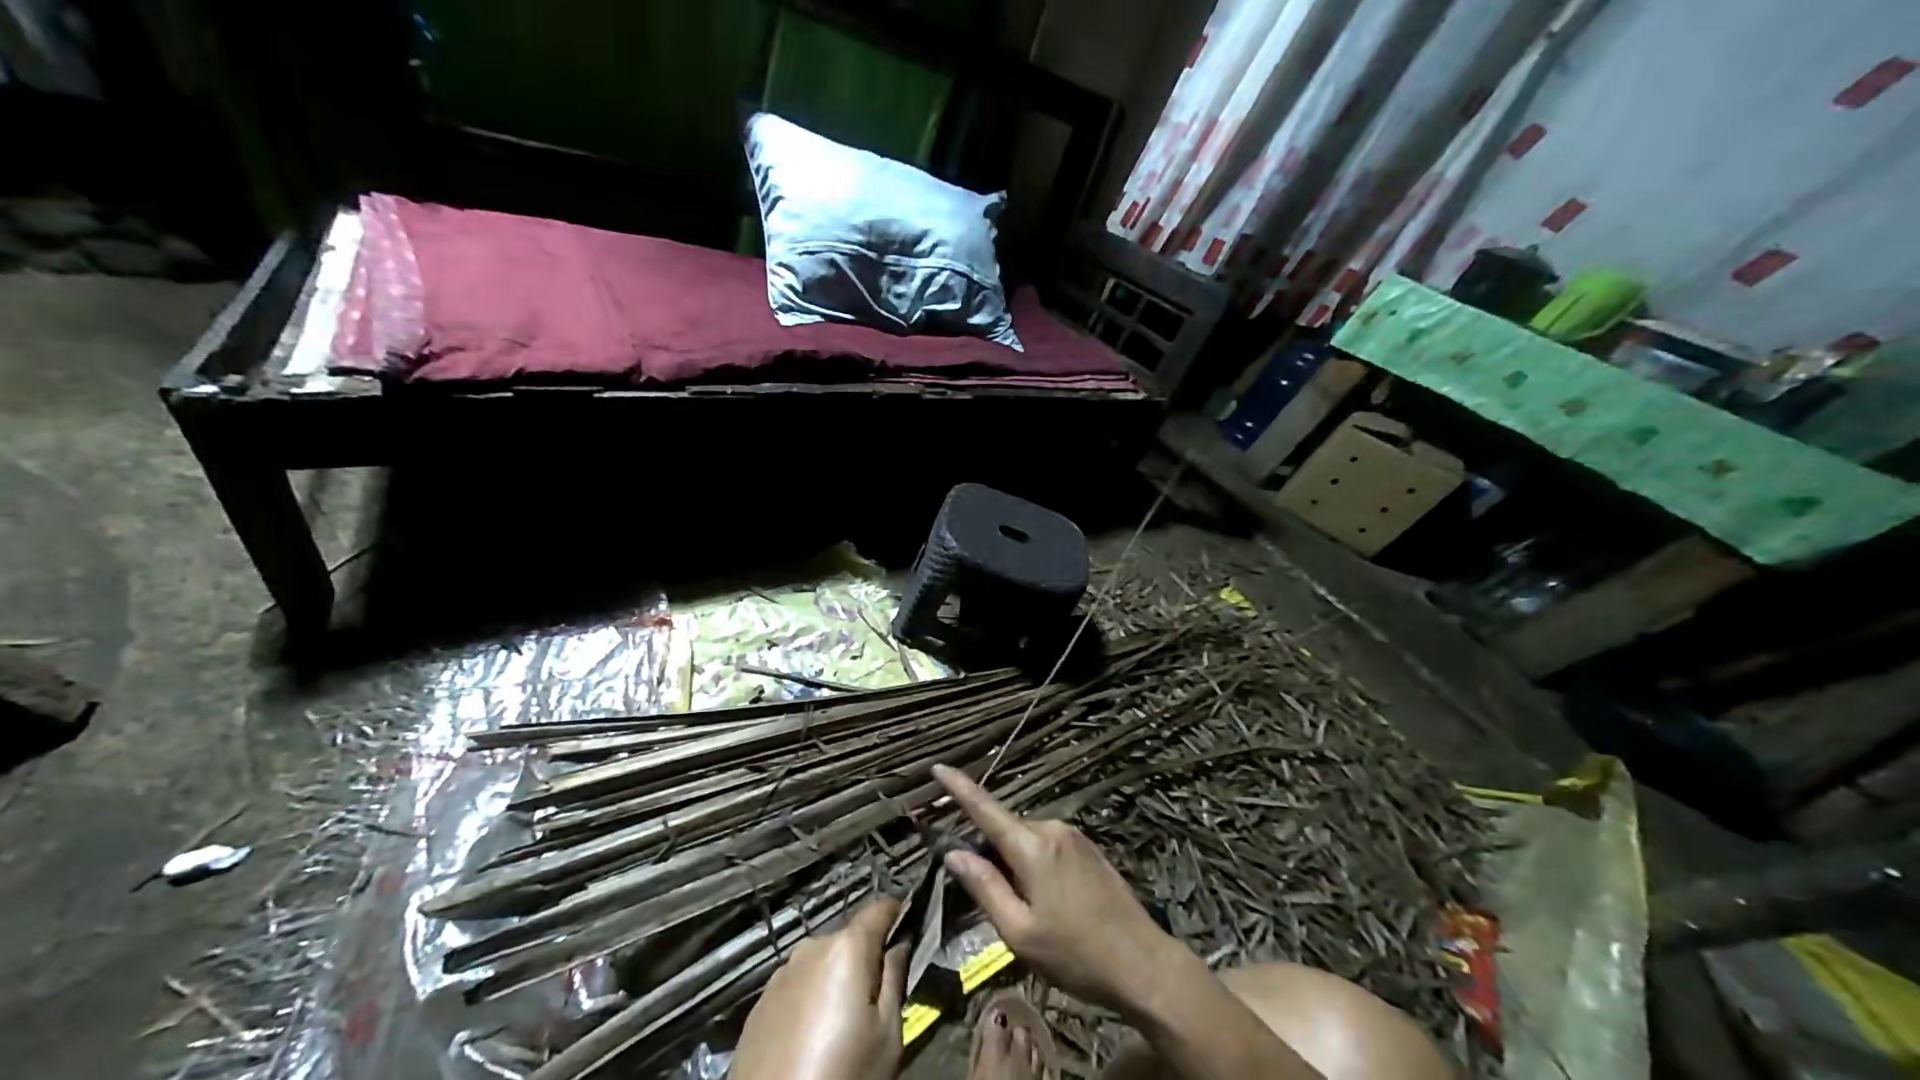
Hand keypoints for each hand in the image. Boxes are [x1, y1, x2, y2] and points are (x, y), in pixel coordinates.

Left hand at [730, 899, 908, 1079]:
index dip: (898, 914)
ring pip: (823, 962)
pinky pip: (798, 985)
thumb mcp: (887, 1034)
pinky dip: (811, 998)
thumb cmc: (843, 1074)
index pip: (880, 908)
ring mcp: (781, 973)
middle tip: (877, 998)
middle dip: (866, 958)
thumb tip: (899, 944)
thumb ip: (895, 978)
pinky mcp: (760, 1001)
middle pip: (850, 939)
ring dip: (836, 978)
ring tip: (842, 1023)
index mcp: (846, 948)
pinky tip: (811, 1037)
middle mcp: (811, 948)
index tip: (910, 931)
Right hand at [932, 763, 1179, 1014]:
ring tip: (1030, 913)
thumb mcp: (1019, 932)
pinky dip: (1036, 864)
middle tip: (995, 902)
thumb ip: (984, 887)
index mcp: (1033, 848)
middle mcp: (1053, 830)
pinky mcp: (1090, 849)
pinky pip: (1049, 846)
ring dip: (1016, 863)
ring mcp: (1075, 837)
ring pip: (1027, 840)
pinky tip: (1051, 903)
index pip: (985, 810)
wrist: (1144, 964)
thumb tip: (954, 853)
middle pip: (1006, 830)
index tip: (938, 767)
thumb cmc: (1076, 955)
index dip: (959, 788)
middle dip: (991, 853)